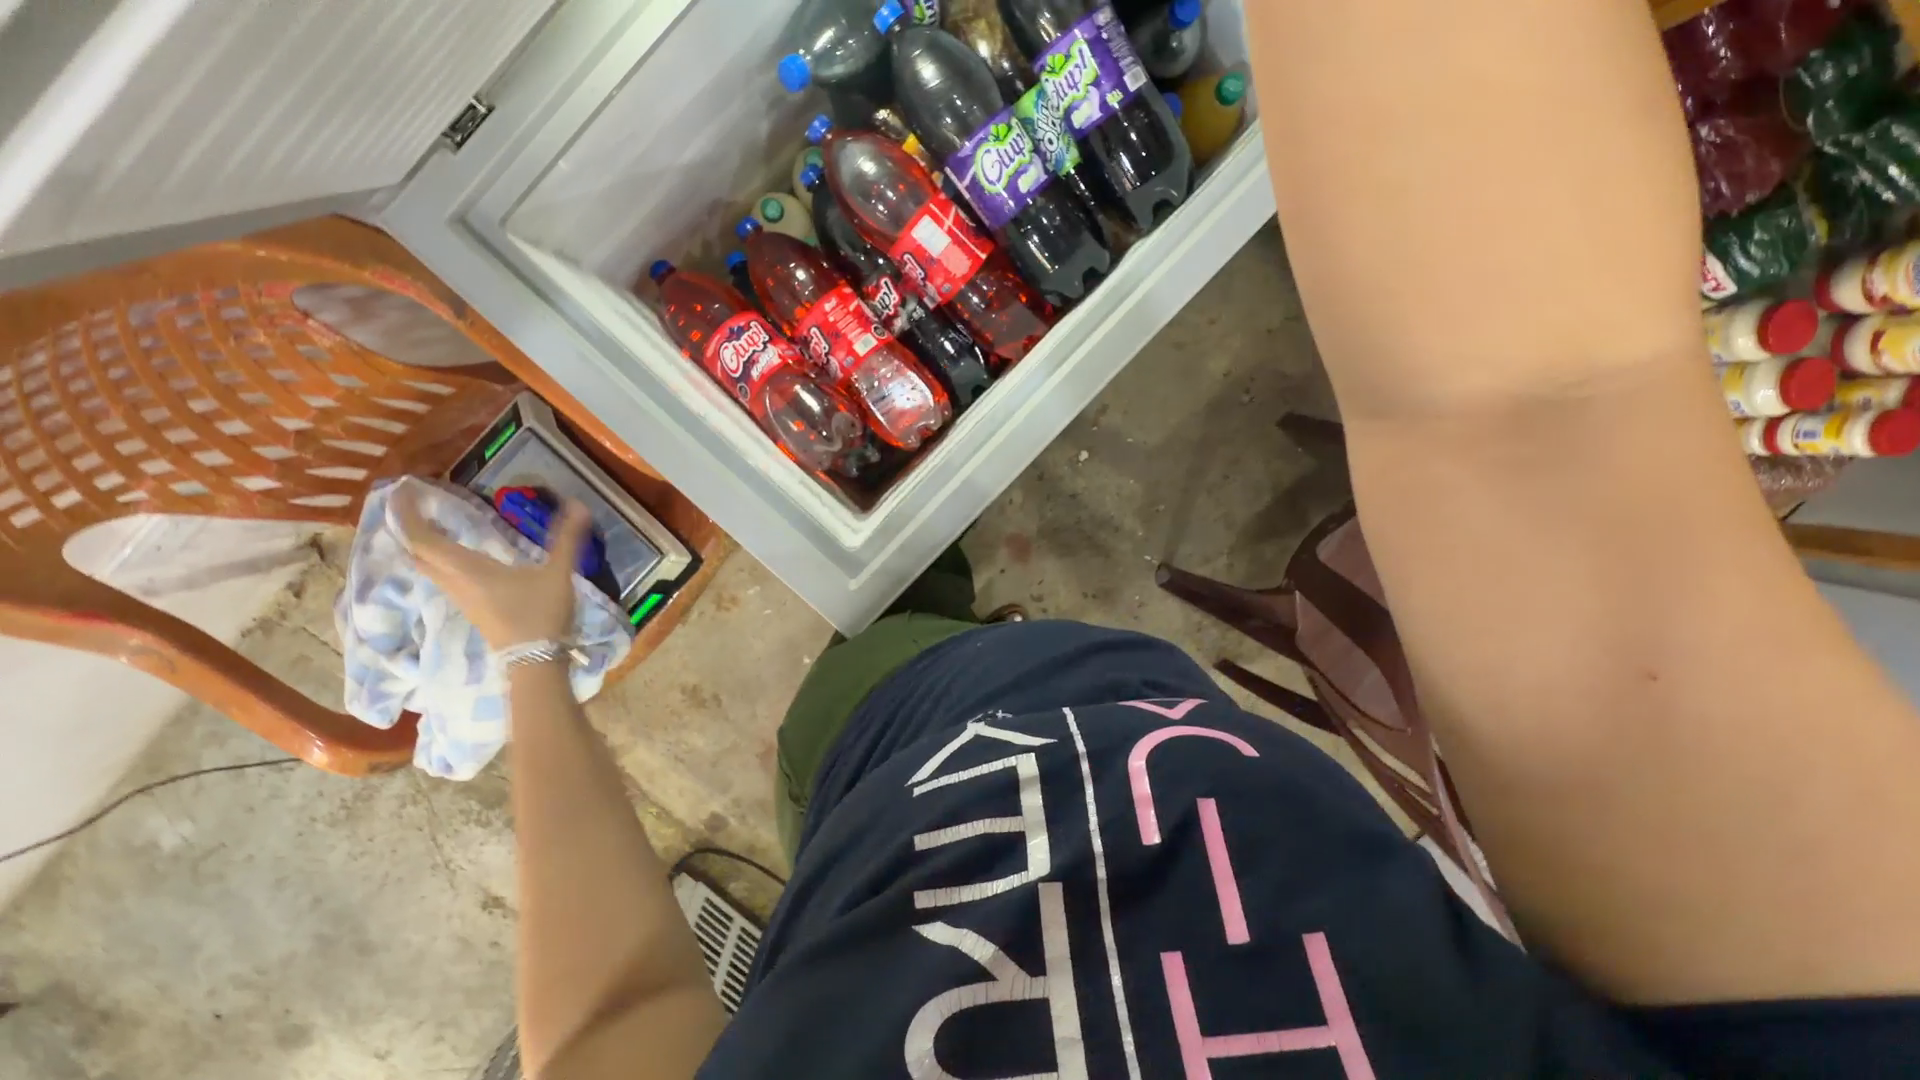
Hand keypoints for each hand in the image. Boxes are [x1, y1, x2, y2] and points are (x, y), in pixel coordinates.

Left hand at [396, 489, 589, 650]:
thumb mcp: (557, 573)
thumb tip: (577, 504)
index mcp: (467, 568)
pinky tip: (455, 556)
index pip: (421, 537)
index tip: (403, 490)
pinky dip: (438, 560)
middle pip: (417, 553)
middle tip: (413, 504)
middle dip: (410, 527)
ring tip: (430, 524)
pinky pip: (441, 577)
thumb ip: (566, 539)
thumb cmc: (540, 614)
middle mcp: (454, 581)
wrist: (534, 661)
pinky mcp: (470, 608)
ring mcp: (460, 597)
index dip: (405, 513)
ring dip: (422, 545)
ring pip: (427, 567)